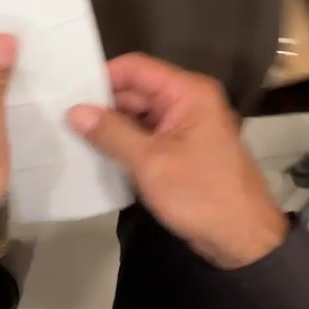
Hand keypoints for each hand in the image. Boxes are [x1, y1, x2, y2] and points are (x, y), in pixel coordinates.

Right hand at [68, 54, 287, 269]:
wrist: (245, 241)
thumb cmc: (201, 195)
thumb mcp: (151, 163)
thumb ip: (112, 133)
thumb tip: (75, 111)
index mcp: (188, 92)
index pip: (136, 67)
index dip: (103, 76)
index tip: (69, 93)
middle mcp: (188, 100)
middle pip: (137, 89)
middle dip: (103, 103)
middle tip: (63, 117)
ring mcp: (186, 125)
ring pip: (139, 113)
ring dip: (112, 124)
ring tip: (72, 134)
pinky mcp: (183, 148)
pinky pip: (148, 133)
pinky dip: (126, 141)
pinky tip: (97, 152)